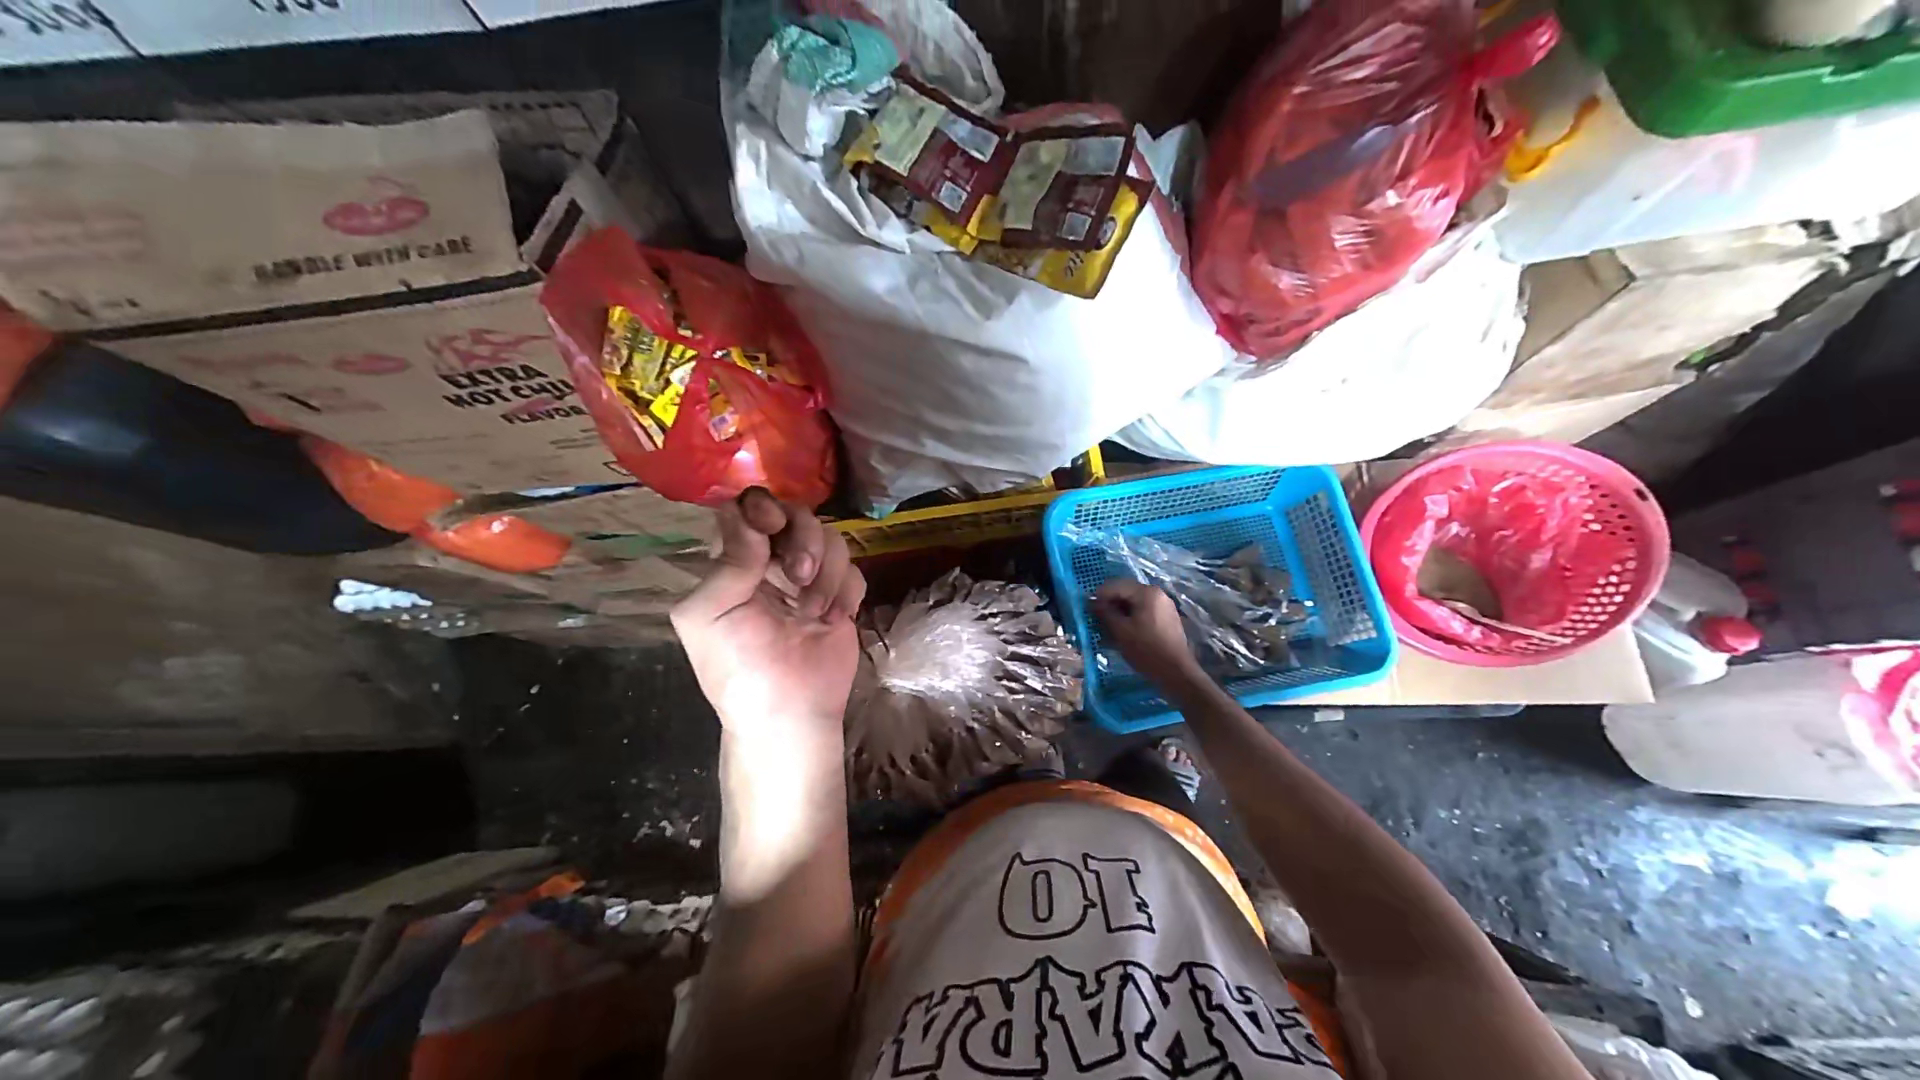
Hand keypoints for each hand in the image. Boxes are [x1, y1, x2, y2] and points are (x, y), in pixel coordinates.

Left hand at [672, 488, 866, 744]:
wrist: (789, 712)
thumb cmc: (738, 667)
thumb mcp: (709, 615)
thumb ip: (727, 562)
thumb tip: (753, 517)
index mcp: (731, 562)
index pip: (746, 510)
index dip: (762, 508)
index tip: (771, 527)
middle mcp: (770, 563)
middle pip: (795, 514)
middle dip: (803, 540)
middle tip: (799, 575)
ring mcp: (809, 580)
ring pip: (830, 538)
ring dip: (826, 572)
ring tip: (814, 611)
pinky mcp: (841, 597)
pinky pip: (854, 569)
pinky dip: (846, 591)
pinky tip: (834, 619)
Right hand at [1092, 580, 1201, 686]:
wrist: (1176, 673)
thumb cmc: (1146, 650)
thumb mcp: (1120, 631)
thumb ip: (1104, 613)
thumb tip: (1092, 602)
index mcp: (1146, 592)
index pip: (1116, 586)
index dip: (1099, 596)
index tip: (1087, 609)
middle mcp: (1157, 594)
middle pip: (1126, 593)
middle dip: (1110, 604)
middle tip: (1096, 619)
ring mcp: (1164, 606)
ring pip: (1135, 604)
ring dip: (1119, 612)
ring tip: (1108, 627)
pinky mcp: (1167, 619)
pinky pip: (1144, 612)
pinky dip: (1131, 618)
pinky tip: (1123, 631)